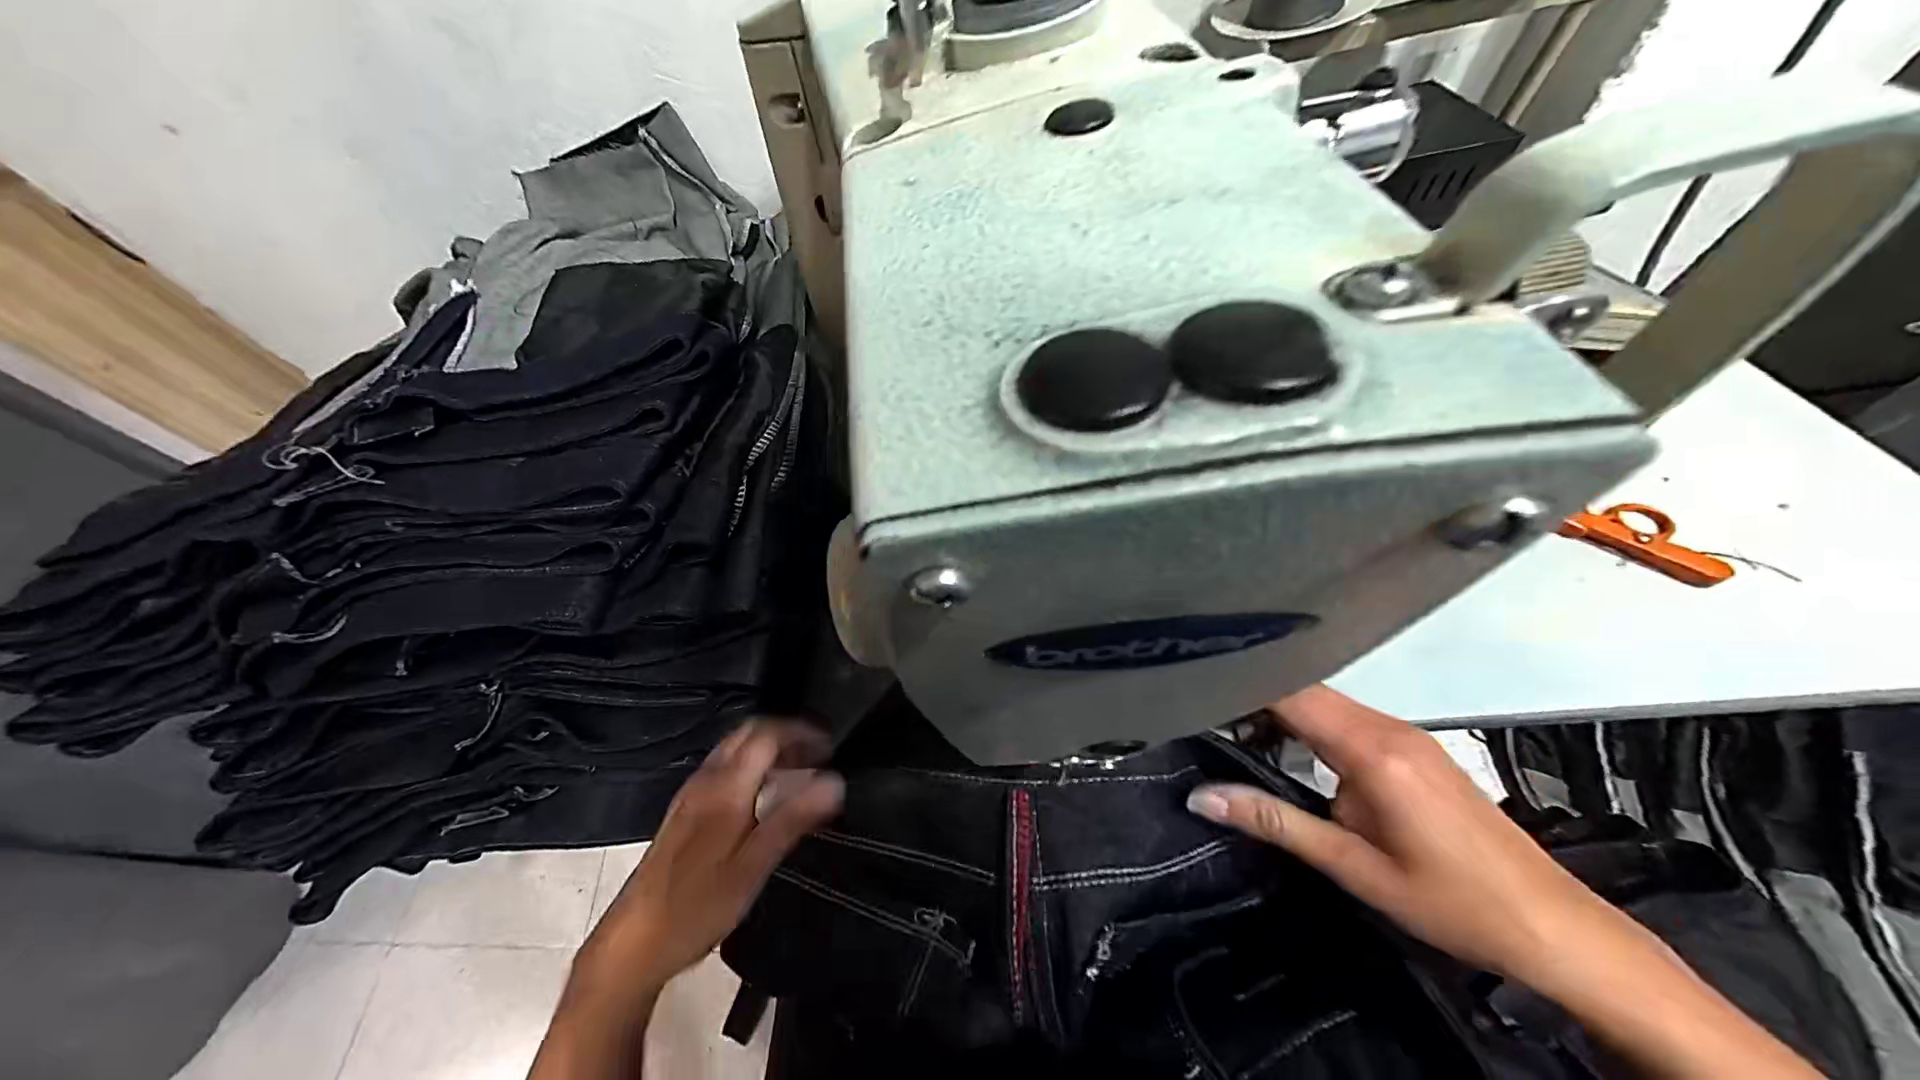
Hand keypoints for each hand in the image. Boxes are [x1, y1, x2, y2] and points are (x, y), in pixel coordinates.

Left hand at [584, 719, 844, 983]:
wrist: (632, 943)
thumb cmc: (696, 908)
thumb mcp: (753, 867)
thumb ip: (793, 819)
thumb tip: (834, 783)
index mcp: (725, 788)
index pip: (767, 734)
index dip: (802, 732)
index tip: (830, 746)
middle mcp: (705, 781)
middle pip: (748, 733)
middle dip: (786, 735)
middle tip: (817, 755)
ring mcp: (690, 795)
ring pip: (734, 749)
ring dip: (768, 749)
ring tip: (798, 772)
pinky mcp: (683, 812)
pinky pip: (723, 768)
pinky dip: (751, 766)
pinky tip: (765, 796)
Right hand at [1186, 685, 1634, 985]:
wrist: (1553, 927)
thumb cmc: (1452, 903)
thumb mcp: (1351, 866)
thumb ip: (1273, 822)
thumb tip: (1202, 797)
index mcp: (1372, 751)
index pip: (1291, 694)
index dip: (1242, 687)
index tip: (1196, 691)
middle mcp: (1391, 729)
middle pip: (1306, 691)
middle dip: (1255, 699)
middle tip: (1205, 716)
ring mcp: (1409, 735)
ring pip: (1327, 702)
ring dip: (1283, 713)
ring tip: (1237, 733)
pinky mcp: (1417, 749)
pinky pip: (1349, 719)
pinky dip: (1311, 726)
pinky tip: (1291, 751)